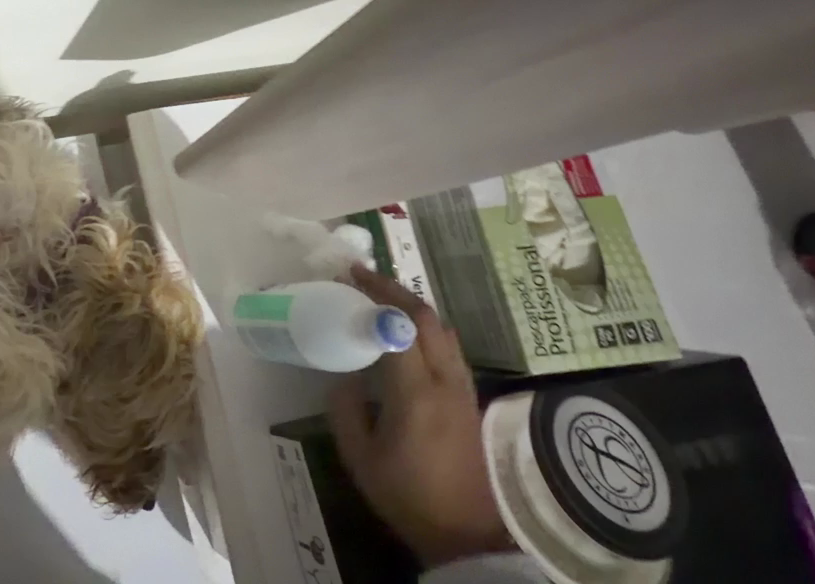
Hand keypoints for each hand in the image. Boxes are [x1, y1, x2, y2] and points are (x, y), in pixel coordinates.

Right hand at [328, 266, 514, 568]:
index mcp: (415, 393)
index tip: (347, 277)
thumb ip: (345, 406)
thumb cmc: (408, 497)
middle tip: (360, 276)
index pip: (399, 326)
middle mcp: (446, 383)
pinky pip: (449, 349)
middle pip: (428, 319)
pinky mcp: (470, 402)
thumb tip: (344, 373)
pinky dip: (425, 327)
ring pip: (443, 331)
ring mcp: (465, 392)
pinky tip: (404, 332)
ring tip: (380, 297)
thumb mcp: (359, 455)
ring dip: (412, 306)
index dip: (374, 296)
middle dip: (394, 290)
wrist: (469, 538)